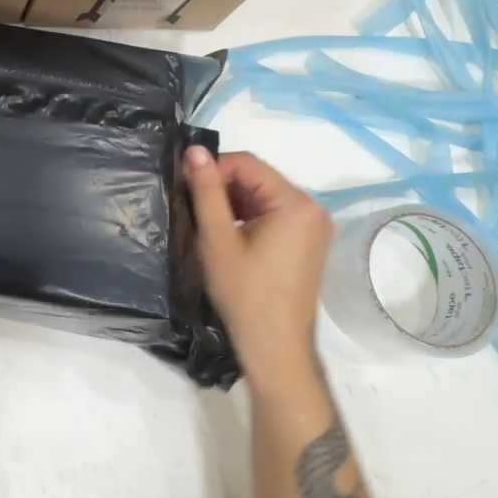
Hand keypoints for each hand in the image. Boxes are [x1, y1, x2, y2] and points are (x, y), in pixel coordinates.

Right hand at [186, 146, 334, 392]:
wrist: (274, 346)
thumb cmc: (244, 292)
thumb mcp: (217, 238)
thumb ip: (206, 190)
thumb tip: (194, 150)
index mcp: (295, 203)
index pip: (247, 164)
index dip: (212, 169)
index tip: (185, 187)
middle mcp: (311, 208)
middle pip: (257, 178)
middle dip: (222, 186)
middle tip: (191, 206)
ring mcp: (313, 227)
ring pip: (262, 196)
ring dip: (232, 202)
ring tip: (205, 223)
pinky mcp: (307, 242)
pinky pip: (273, 214)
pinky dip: (247, 217)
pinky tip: (226, 235)